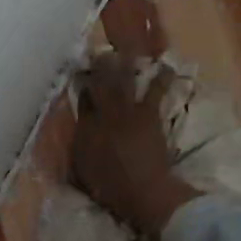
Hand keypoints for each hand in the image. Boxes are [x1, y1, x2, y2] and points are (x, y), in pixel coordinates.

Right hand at [71, 54, 203, 237]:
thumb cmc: (107, 188)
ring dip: (122, 64)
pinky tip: (165, 66)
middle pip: (99, 84)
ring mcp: (129, 112)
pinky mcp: (151, 115)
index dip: (80, 86)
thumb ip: (77, 148)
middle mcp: (104, 115)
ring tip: (123, 49)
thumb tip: (75, 131)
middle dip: (97, 67)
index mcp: (85, 129)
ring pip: (123, 81)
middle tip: (96, 53)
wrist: (142, 191)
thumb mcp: (80, 170)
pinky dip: (162, 77)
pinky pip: (157, 90)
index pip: (81, 102)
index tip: (78, 76)